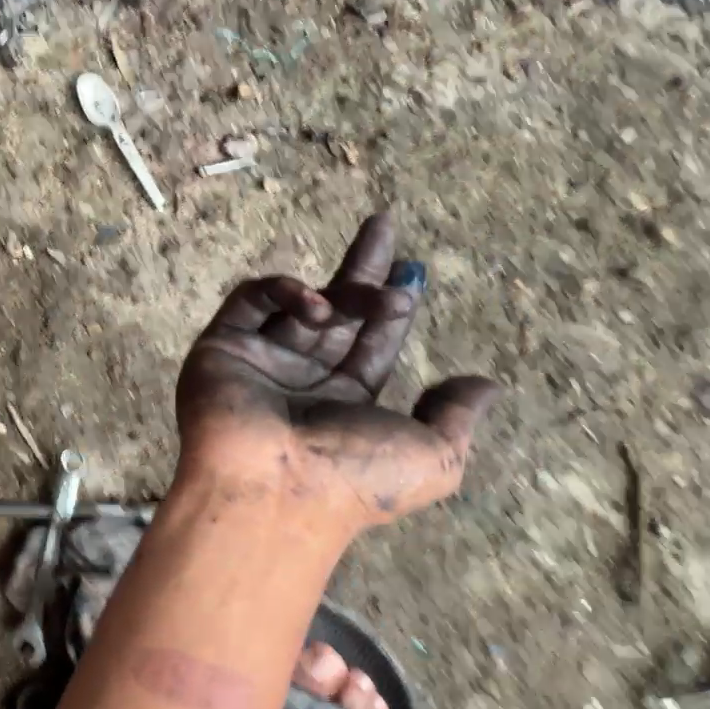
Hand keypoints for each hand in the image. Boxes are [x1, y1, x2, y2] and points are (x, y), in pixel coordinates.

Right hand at [174, 214, 500, 542]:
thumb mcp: (434, 457)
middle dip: (362, 269)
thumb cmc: (355, 475)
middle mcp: (304, 375)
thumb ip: (455, 415)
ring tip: (371, 296)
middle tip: (384, 223)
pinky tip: (318, 304)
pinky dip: (284, 291)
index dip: (393, 307)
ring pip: (301, 303)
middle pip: (339, 310)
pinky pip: (252, 300)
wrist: (274, 485)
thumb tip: (485, 383)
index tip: (413, 273)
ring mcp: (261, 356)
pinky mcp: (224, 341)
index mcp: (346, 402)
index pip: (373, 343)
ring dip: (340, 291)